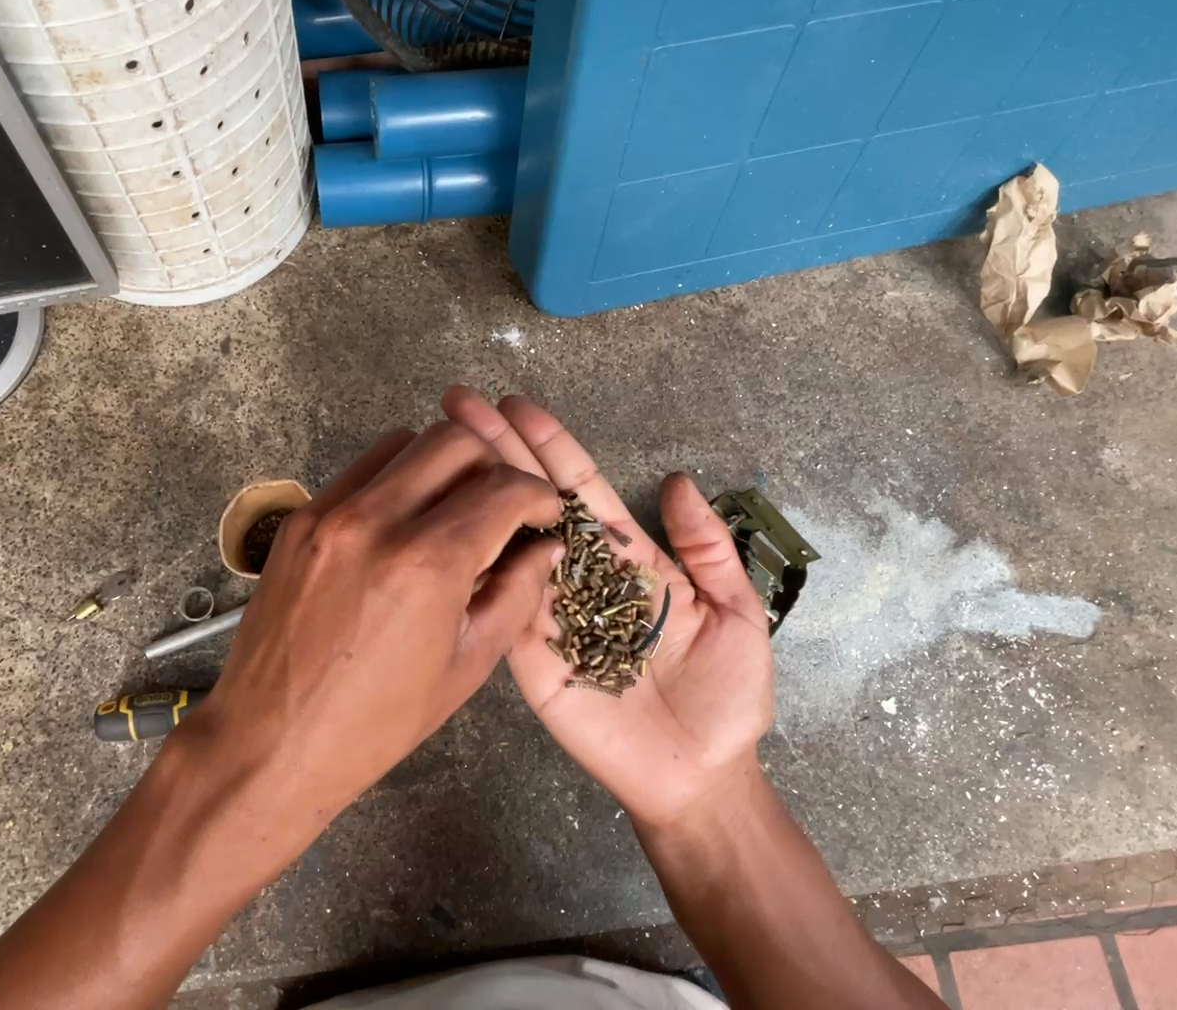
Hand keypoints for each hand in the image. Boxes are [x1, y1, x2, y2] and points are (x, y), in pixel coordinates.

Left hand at [189, 422, 564, 826]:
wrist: (272, 740)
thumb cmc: (378, 721)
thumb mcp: (467, 666)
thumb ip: (516, 593)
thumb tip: (543, 546)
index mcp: (428, 563)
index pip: (504, 486)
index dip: (537, 495)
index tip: (541, 514)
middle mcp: (376, 521)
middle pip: (455, 439)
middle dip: (493, 465)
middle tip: (500, 506)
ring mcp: (329, 513)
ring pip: (404, 441)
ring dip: (442, 463)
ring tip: (451, 509)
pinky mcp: (299, 519)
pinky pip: (360, 470)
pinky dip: (394, 480)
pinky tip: (401, 523)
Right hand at [441, 388, 776, 826]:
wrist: (700, 775)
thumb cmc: (727, 696)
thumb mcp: (737, 614)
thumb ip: (708, 548)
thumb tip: (677, 480)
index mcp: (627, 556)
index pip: (581, 486)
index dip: (549, 443)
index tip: (515, 403)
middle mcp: (579, 572)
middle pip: (531, 499)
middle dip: (496, 449)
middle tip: (457, 401)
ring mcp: (548, 610)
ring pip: (505, 541)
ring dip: (472, 493)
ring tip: (440, 449)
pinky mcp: (528, 652)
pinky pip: (498, 602)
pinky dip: (472, 563)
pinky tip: (443, 524)